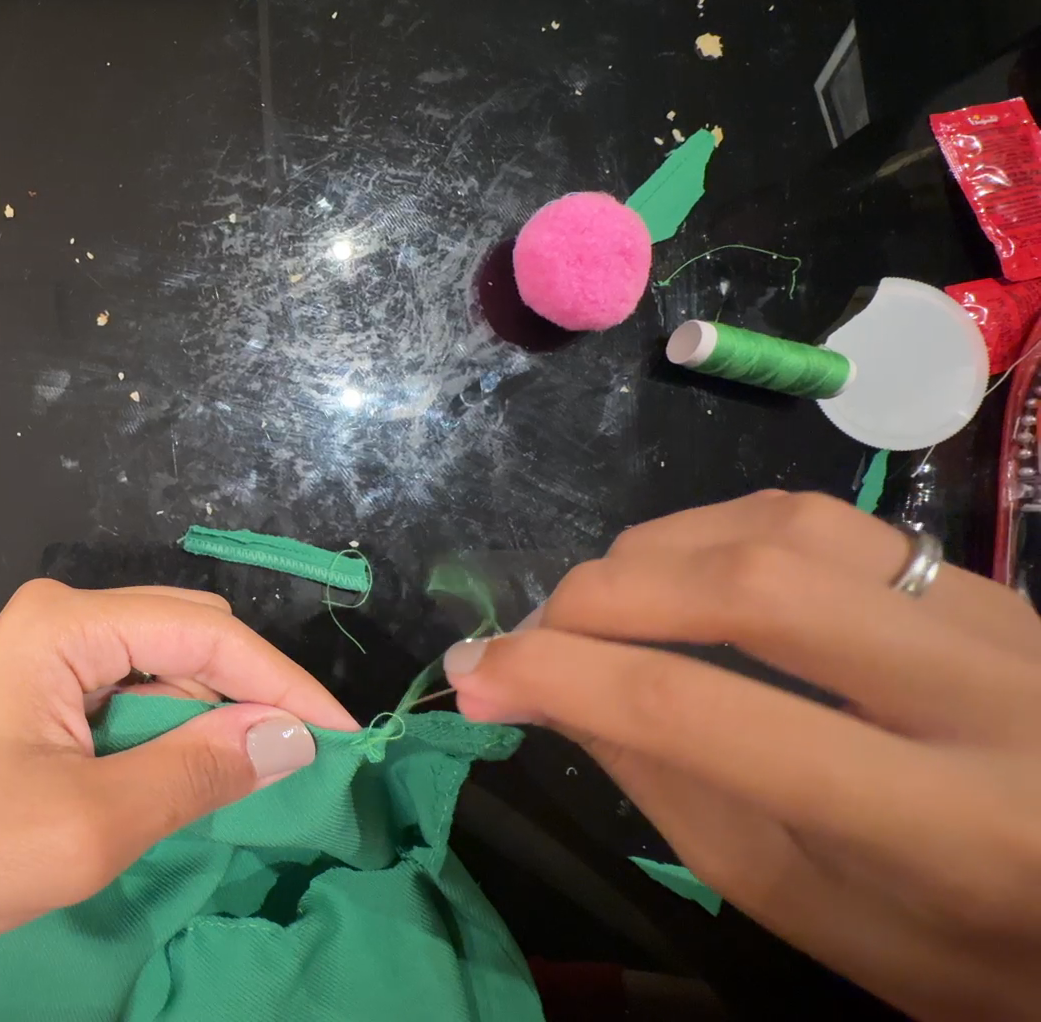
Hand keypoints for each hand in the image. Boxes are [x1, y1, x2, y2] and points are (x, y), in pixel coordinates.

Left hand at [0, 581, 355, 1021]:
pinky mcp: (41, 682)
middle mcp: (60, 614)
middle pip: (187, 635)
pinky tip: (196, 764)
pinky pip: (131, 688)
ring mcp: (47, 646)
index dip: (280, 682)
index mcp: (67, 622)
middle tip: (306, 761)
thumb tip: (290, 736)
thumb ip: (198, 770)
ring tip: (263, 770)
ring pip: (163, 662)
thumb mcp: (94, 822)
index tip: (344, 738)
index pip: (204, 634)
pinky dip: (173, 724)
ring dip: (213, 710)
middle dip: (251, 691)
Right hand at [441, 491, 1040, 1020]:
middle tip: (529, 639)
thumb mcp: (786, 894)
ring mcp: (1006, 625)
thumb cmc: (946, 940)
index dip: (558, 674)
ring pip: (776, 532)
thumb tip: (526, 682)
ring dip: (643, 557)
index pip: (698, 712)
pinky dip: (706, 530)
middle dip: (592, 603)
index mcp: (949, 829)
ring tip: (599, 606)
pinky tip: (675, 570)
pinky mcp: (987, 582)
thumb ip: (653, 776)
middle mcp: (999, 704)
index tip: (471, 672)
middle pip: (741, 591)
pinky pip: (819, 516)